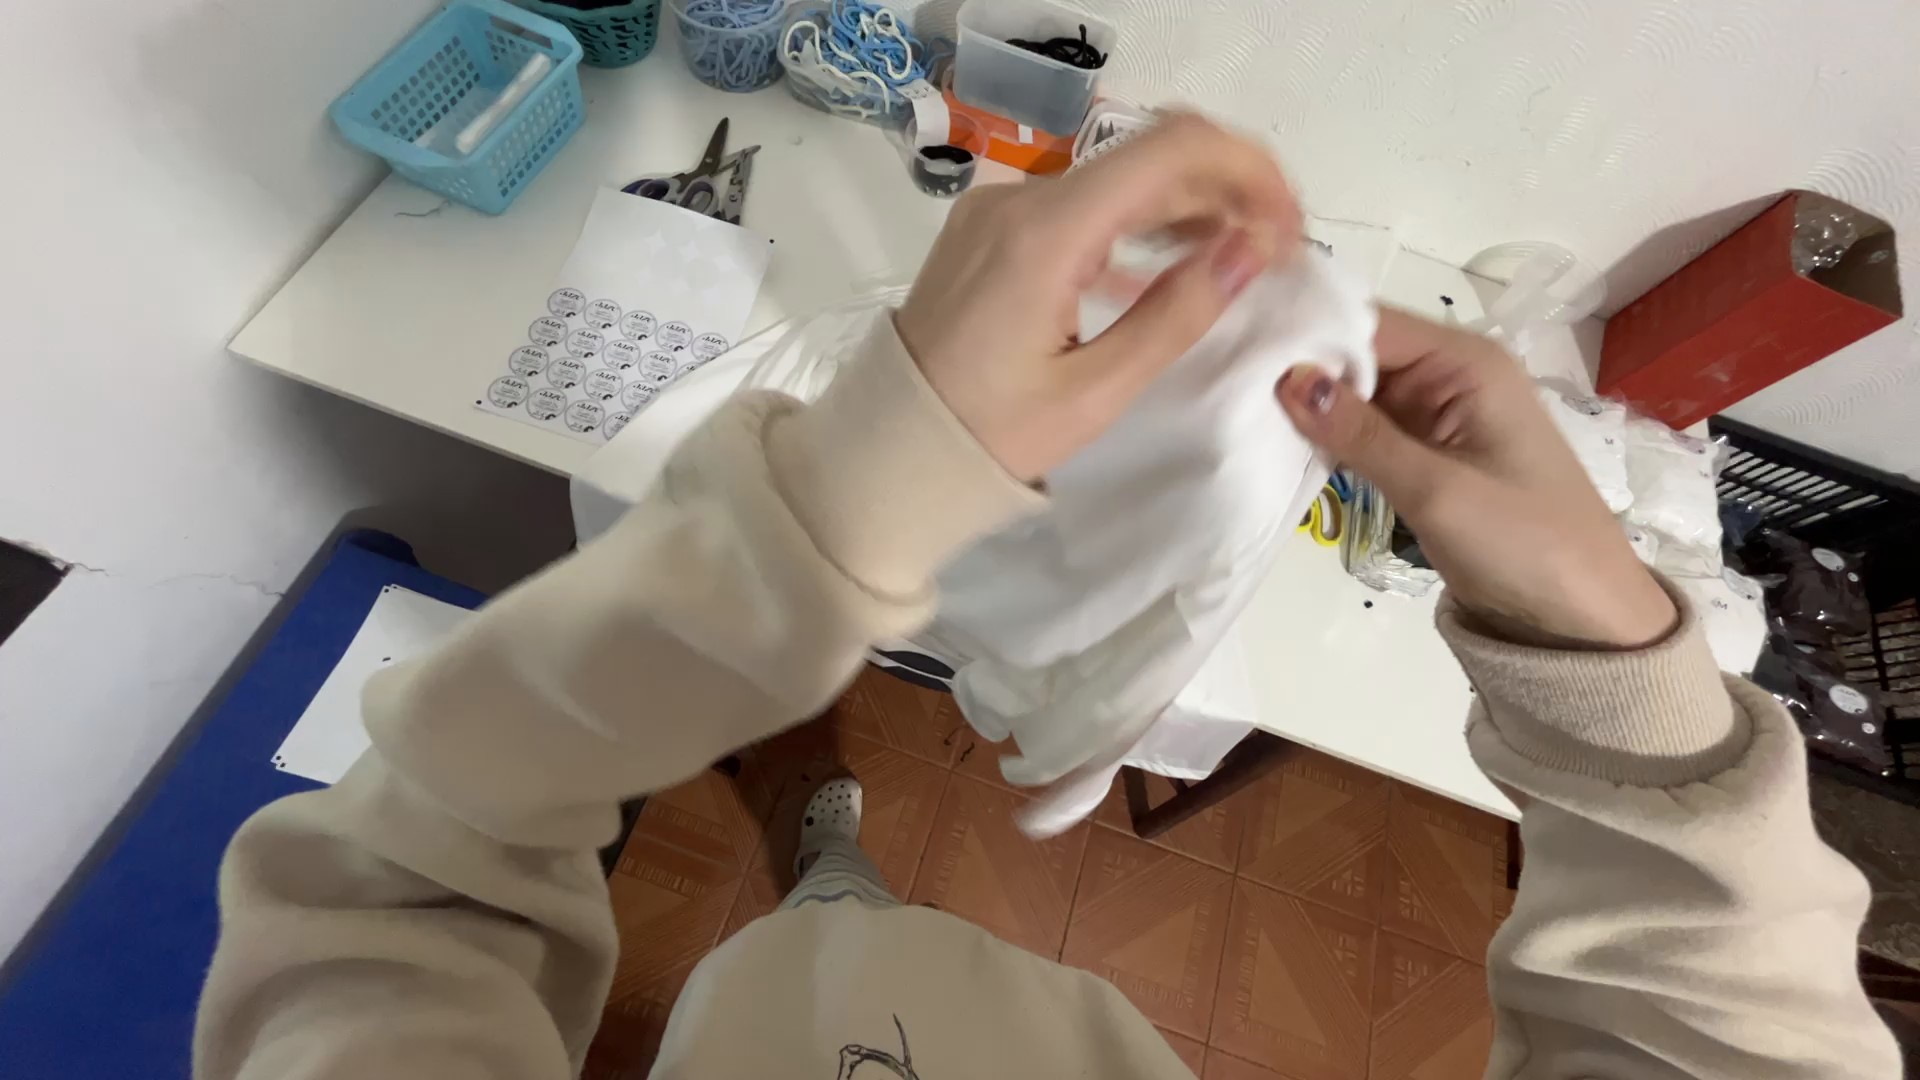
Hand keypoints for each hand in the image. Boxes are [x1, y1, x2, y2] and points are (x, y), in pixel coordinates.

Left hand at [896, 114, 1299, 481]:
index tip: (1285, 230)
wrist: (889, 452)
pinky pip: (1073, 208)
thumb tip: (1248, 250)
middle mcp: (1016, 200)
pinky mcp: (983, 235)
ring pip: (1110, 180)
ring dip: (1178, 207)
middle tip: (1269, 251)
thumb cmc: (988, 439)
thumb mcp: (1092, 394)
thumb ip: (1173, 317)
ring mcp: (993, 212)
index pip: (1172, 149)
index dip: (1248, 173)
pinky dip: (1128, 225)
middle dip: (1222, 191)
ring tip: (1229, 259)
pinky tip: (1159, 264)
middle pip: (1144, 157)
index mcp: (1044, 233)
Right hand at [1277, 308, 1676, 648]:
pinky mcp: (1416, 451)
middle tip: (1227, 385)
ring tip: (1238, 409)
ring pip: (1351, 393)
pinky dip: (1323, 435)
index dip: (1308, 334)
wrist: (1573, 614)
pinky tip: (1277, 441)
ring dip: (1305, 405)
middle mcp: (1446, 376)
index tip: (1240, 353)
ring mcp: (1430, 416)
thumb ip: (1359, 434)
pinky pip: (1358, 429)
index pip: (1370, 326)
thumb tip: (1289, 380)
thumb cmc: (1523, 541)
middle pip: (1356, 354)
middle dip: (1298, 369)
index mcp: (1465, 363)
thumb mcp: (1434, 486)